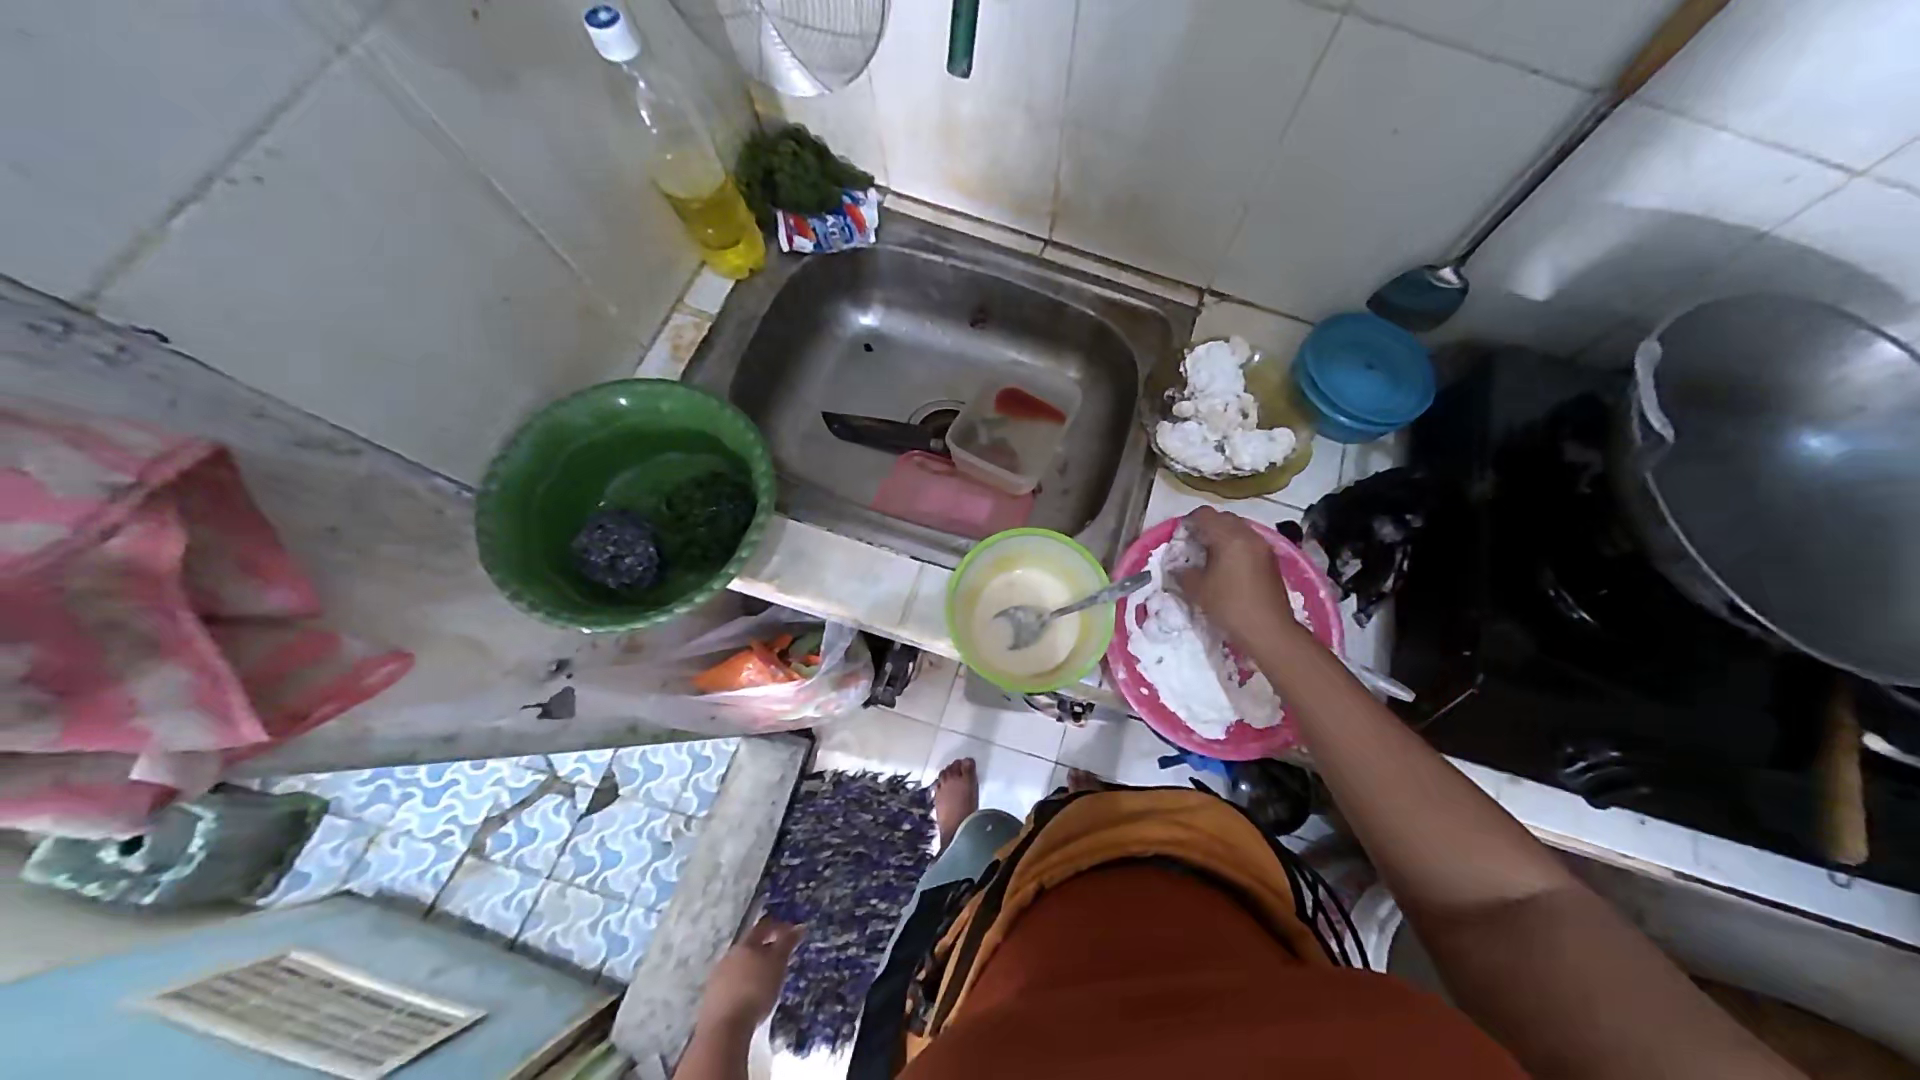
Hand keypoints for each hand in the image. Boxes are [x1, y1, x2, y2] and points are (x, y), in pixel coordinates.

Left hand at [695, 915, 804, 1033]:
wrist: (723, 1028)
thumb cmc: (755, 991)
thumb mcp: (777, 964)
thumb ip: (787, 943)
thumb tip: (799, 926)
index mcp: (747, 944)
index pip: (764, 926)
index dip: (778, 926)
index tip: (791, 931)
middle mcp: (730, 954)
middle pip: (750, 945)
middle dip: (764, 948)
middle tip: (779, 958)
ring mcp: (718, 975)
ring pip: (739, 964)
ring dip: (752, 967)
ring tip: (764, 979)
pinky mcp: (711, 996)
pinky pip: (730, 982)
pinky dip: (741, 983)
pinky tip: (748, 996)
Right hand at [1174, 507, 1307, 649]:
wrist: (1269, 630)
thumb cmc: (1229, 606)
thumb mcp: (1197, 589)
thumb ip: (1182, 572)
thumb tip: (1178, 566)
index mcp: (1229, 537)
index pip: (1204, 514)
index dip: (1188, 522)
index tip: (1180, 537)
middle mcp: (1248, 535)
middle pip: (1223, 518)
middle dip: (1206, 527)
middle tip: (1193, 546)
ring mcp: (1263, 546)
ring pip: (1238, 529)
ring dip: (1222, 536)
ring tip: (1210, 557)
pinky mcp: (1271, 559)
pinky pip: (1248, 542)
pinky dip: (1235, 546)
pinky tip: (1227, 567)